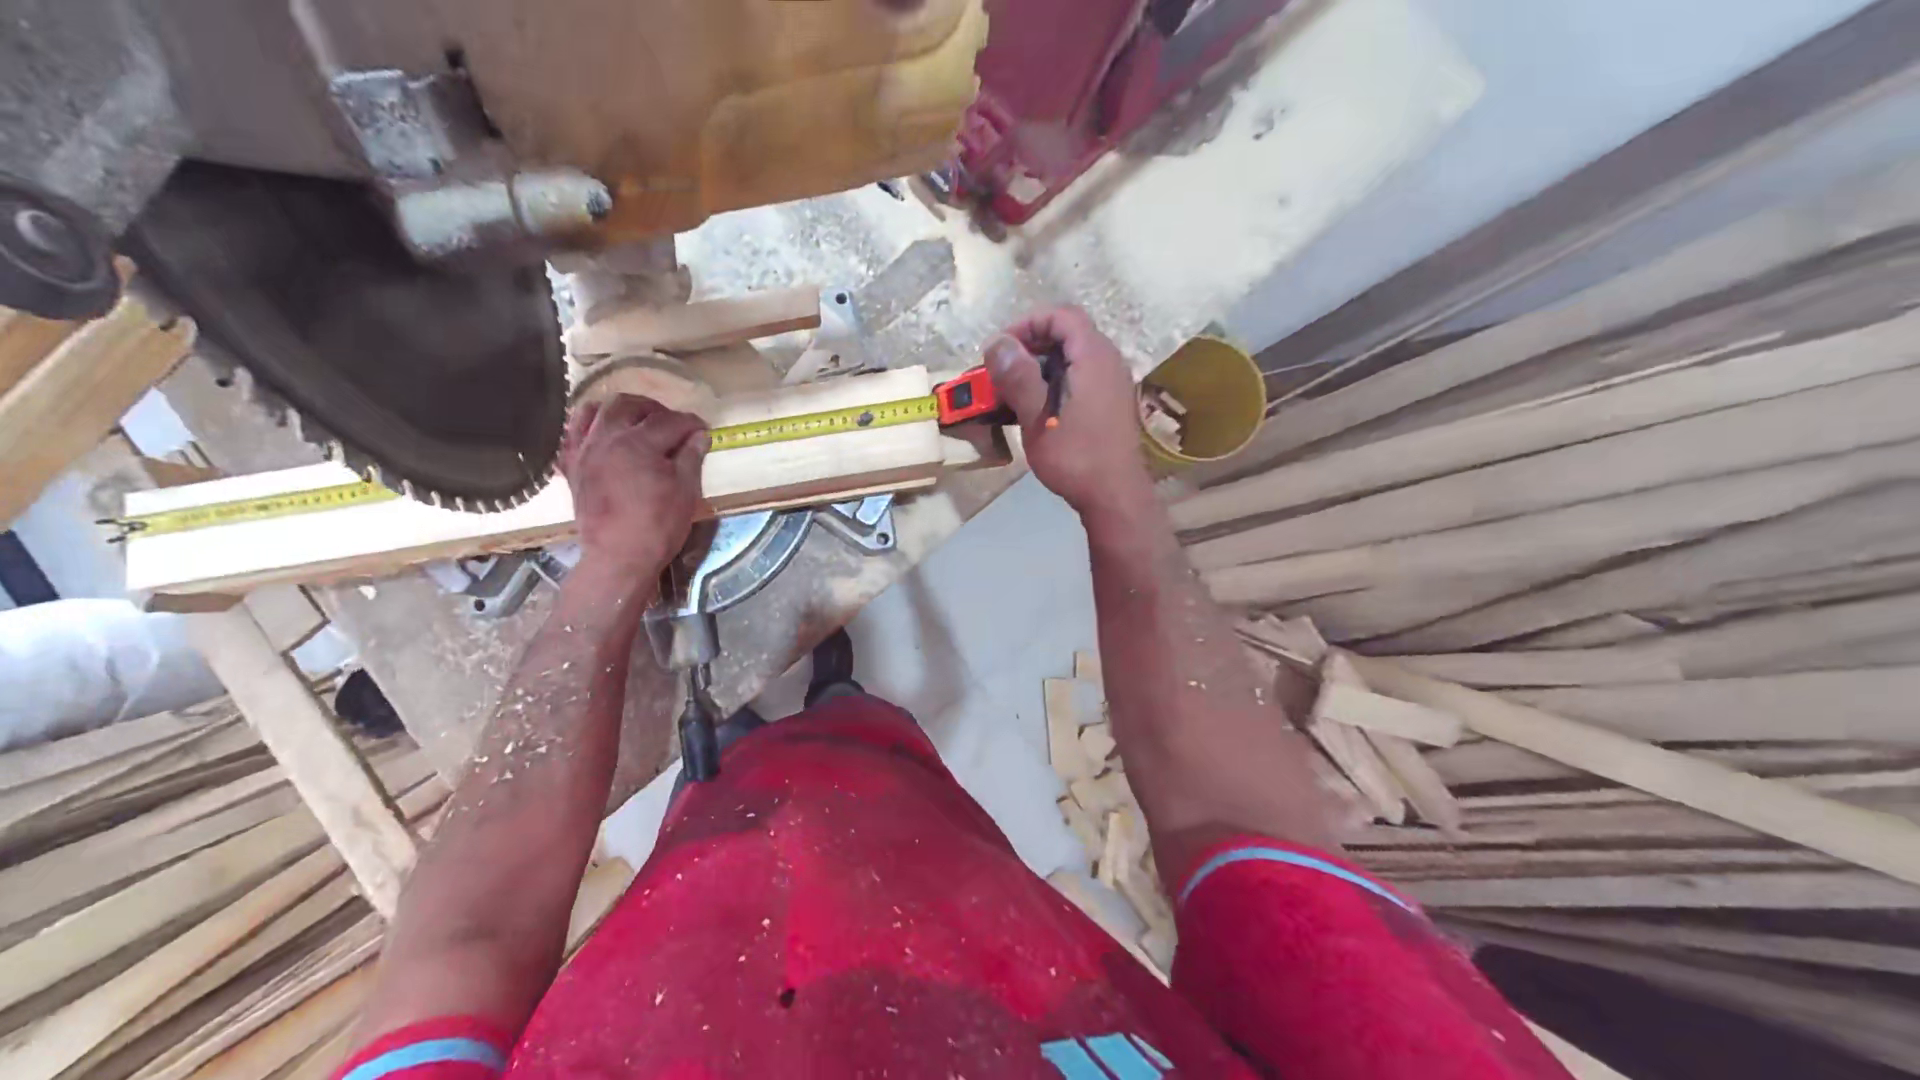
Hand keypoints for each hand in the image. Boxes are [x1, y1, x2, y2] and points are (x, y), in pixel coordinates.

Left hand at [560, 395, 708, 590]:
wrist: (619, 557)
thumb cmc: (659, 525)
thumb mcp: (686, 491)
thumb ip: (691, 457)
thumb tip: (699, 435)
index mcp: (638, 444)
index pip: (670, 421)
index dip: (691, 423)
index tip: (704, 430)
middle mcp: (606, 439)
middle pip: (629, 405)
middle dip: (655, 409)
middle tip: (672, 424)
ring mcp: (584, 451)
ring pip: (595, 410)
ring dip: (619, 410)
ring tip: (636, 422)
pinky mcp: (572, 467)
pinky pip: (572, 434)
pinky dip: (587, 426)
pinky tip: (602, 434)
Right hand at [984, 307, 1152, 521]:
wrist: (1114, 497)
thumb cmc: (1075, 456)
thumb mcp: (1038, 417)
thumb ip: (1018, 376)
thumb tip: (996, 342)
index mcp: (1094, 356)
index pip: (1061, 316)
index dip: (1027, 324)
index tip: (1000, 351)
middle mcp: (1108, 362)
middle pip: (1066, 335)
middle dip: (1029, 348)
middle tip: (1001, 373)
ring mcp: (1112, 384)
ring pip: (1071, 360)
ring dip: (1038, 369)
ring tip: (1012, 394)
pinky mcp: (1109, 405)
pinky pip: (1079, 380)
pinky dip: (1053, 385)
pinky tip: (1034, 411)